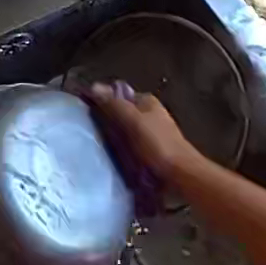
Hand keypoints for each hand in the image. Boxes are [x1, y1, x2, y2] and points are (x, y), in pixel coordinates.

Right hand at [86, 82, 208, 179]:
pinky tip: (109, 161)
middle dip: (105, 122)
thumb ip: (114, 104)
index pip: (118, 95)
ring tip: (93, 148)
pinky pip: (128, 149)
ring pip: (123, 133)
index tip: (84, 112)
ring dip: (111, 139)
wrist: (181, 178)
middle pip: (120, 114)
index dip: (102, 101)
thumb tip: (94, 86)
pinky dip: (119, 153)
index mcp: (147, 102)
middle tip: (86, 132)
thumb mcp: (132, 121)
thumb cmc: (157, 145)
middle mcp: (150, 115)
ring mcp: (151, 136)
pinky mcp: (151, 155)